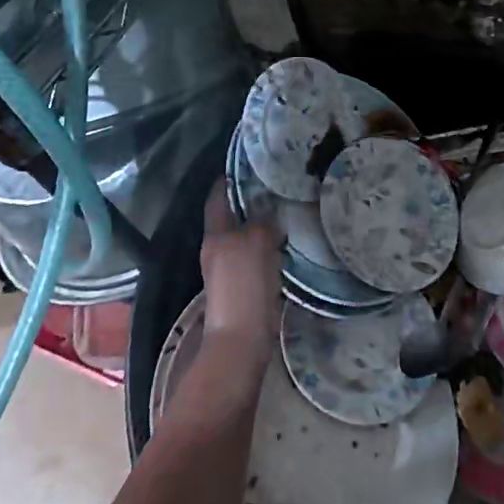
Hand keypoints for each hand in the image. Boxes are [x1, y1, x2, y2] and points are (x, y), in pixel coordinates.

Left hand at [199, 177, 283, 356]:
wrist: (242, 340)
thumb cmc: (245, 286)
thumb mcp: (257, 242)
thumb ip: (262, 219)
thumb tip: (269, 207)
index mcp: (215, 235)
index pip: (218, 198)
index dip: (229, 179)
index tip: (248, 163)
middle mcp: (217, 249)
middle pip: (232, 216)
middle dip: (251, 200)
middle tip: (277, 184)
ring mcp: (228, 269)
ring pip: (245, 236)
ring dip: (262, 224)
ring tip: (287, 209)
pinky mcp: (243, 286)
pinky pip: (256, 256)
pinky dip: (269, 245)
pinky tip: (287, 243)